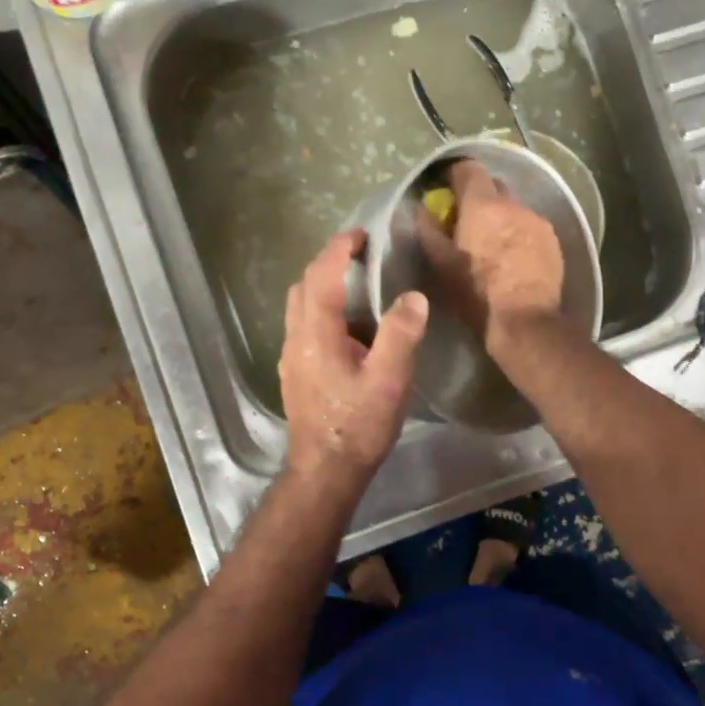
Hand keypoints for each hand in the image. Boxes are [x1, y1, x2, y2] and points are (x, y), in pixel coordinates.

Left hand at [279, 230, 428, 482]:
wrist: (325, 472)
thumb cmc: (357, 426)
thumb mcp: (388, 380)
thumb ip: (400, 334)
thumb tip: (413, 296)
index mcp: (316, 333)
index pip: (321, 274)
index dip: (339, 248)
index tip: (362, 233)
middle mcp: (296, 339)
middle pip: (303, 286)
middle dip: (328, 264)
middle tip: (361, 257)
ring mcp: (292, 358)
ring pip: (301, 308)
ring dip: (324, 288)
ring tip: (359, 290)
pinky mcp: (297, 375)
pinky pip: (306, 328)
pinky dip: (324, 312)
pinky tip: (352, 332)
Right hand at [417, 159, 563, 347]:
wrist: (525, 323)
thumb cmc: (477, 295)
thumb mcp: (442, 265)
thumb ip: (429, 230)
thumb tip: (422, 208)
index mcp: (483, 205)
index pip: (468, 168)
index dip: (454, 176)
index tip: (446, 192)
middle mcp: (514, 204)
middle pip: (494, 187)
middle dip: (479, 199)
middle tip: (467, 223)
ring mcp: (537, 221)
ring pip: (514, 208)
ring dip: (501, 219)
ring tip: (493, 246)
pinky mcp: (553, 241)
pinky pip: (531, 227)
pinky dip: (519, 234)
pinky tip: (514, 259)